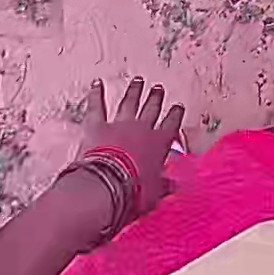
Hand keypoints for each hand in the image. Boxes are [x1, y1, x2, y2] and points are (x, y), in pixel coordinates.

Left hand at [78, 78, 184, 215]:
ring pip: (129, 102)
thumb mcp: (154, 193)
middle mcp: (141, 128)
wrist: (107, 187)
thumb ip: (163, 185)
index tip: (177, 107)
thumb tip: (174, 186)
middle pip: (151, 108)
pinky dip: (96, 93)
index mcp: (158, 143)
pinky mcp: (98, 126)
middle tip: (158, 87)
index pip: (170, 125)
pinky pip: (97, 106)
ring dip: (134, 91)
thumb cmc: (133, 193)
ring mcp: (119, 124)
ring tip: (138, 81)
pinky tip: (96, 83)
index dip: (175, 114)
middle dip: (155, 97)